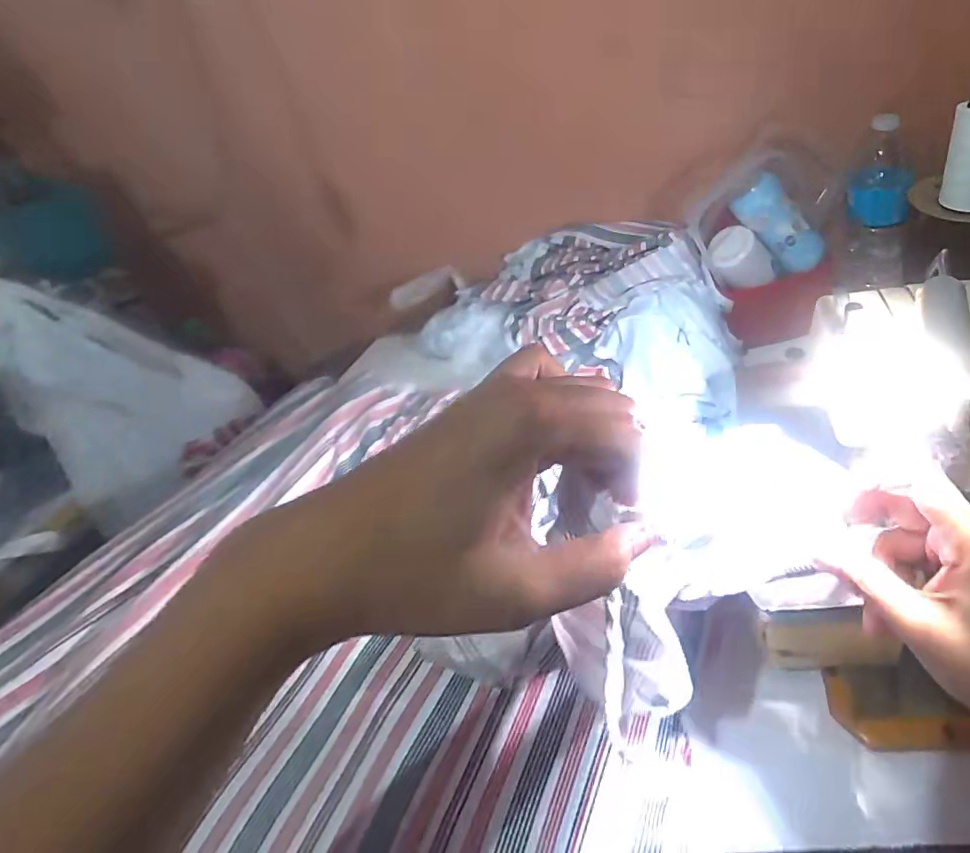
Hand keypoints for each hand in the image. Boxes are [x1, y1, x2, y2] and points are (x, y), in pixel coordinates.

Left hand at [228, 347, 650, 647]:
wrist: (321, 557)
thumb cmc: (418, 575)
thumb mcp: (517, 591)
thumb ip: (596, 567)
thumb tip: (648, 536)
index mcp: (533, 422)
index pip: (625, 431)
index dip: (638, 479)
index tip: (622, 523)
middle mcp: (520, 388)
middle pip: (609, 403)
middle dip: (623, 454)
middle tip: (604, 509)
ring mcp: (495, 388)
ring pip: (581, 386)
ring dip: (598, 429)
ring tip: (583, 481)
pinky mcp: (476, 400)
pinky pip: (544, 379)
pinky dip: (566, 406)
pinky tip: (549, 451)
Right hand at [825, 467, 969, 742]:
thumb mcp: (915, 621)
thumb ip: (865, 579)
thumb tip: (819, 548)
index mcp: (967, 533)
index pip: (911, 486)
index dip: (871, 490)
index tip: (835, 510)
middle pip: (906, 516)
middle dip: (874, 551)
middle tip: (839, 564)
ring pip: (908, 545)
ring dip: (886, 579)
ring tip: (876, 624)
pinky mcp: (968, 569)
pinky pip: (922, 563)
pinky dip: (902, 587)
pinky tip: (890, 621)